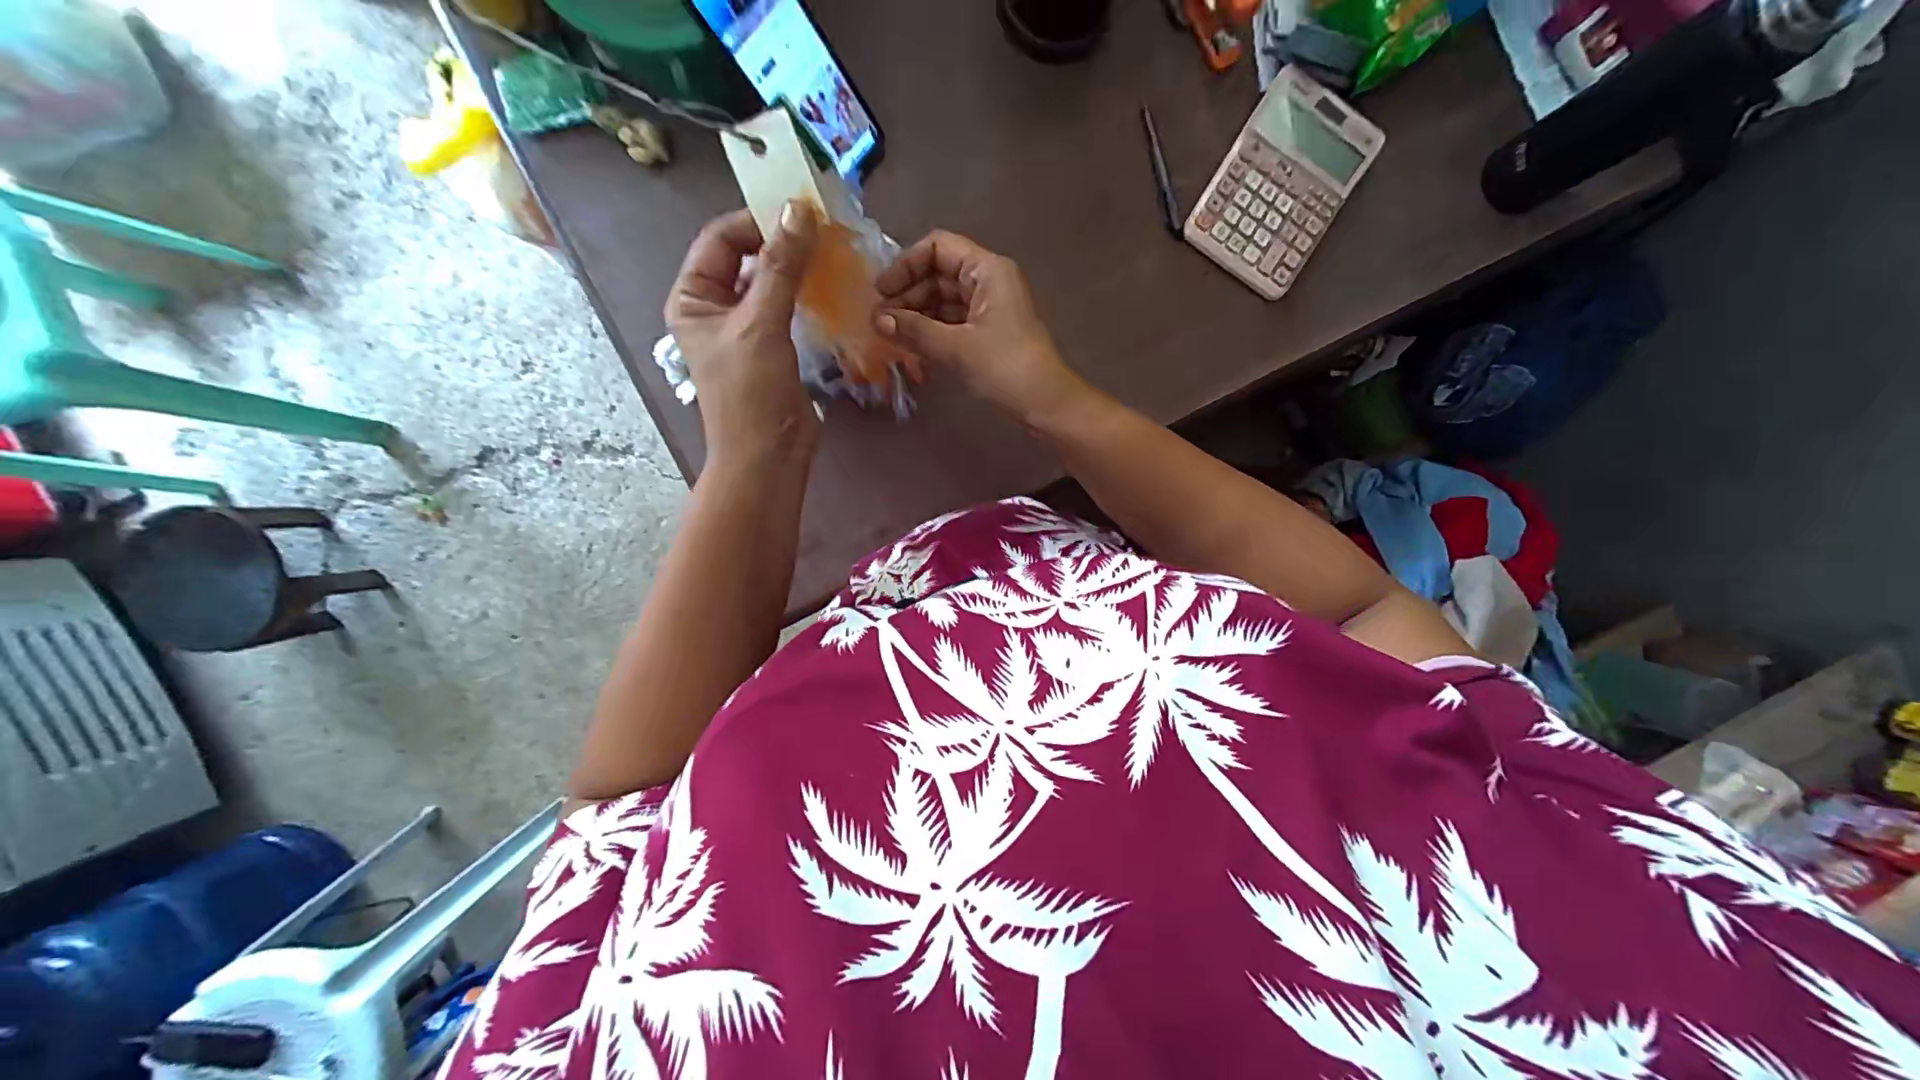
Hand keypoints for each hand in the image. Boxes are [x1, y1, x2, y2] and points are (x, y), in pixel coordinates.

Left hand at [666, 203, 819, 466]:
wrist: (769, 455)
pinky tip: (832, 283)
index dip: (757, 220)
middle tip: (823, 228)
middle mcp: (715, 307)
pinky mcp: (774, 345)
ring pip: (771, 281)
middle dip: (782, 241)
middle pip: (747, 256)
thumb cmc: (751, 393)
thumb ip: (780, 267)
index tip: (800, 211)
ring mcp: (746, 327)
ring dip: (798, 266)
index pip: (722, 239)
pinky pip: (789, 305)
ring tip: (832, 250)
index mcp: (693, 298)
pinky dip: (807, 292)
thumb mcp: (760, 324)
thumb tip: (799, 211)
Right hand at [873, 230, 1092, 428]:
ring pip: (943, 300)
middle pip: (937, 274)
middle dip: (907, 295)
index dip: (906, 265)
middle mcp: (988, 280)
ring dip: (916, 315)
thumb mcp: (957, 348)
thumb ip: (915, 331)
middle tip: (880, 322)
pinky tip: (910, 347)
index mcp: (987, 269)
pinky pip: (952, 321)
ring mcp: (989, 307)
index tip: (883, 293)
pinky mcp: (988, 332)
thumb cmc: (1005, 368)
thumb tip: (878, 320)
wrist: (1046, 404)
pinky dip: (931, 331)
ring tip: (890, 337)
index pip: (937, 247)